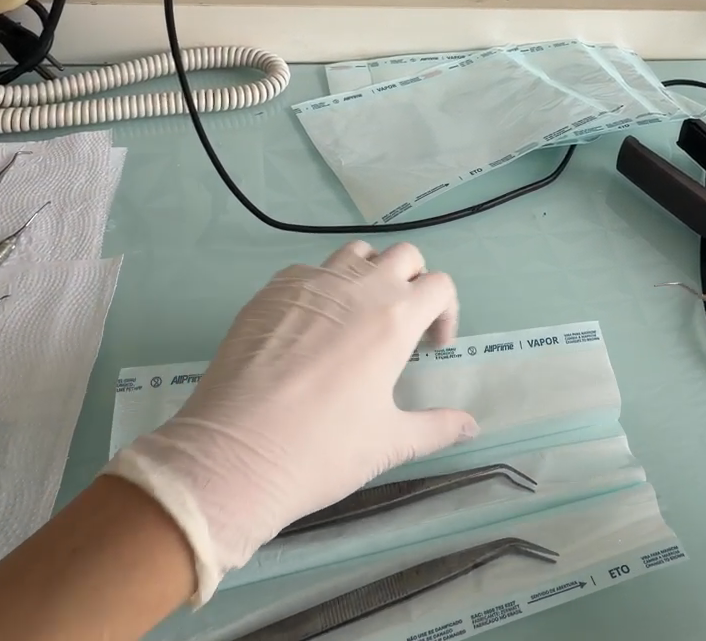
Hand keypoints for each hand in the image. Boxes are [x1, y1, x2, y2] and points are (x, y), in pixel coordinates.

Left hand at [105, 242, 477, 601]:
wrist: (234, 453)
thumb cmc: (321, 450)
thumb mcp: (389, 443)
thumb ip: (436, 427)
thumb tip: (471, 425)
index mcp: (395, 317)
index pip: (440, 285)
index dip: (445, 312)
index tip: (430, 347)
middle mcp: (358, 286)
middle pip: (403, 256)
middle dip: (412, 283)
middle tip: (399, 326)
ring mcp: (311, 281)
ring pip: (355, 252)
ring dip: (368, 274)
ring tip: (356, 317)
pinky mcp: (272, 289)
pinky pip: (309, 271)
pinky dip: (321, 287)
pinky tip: (306, 330)